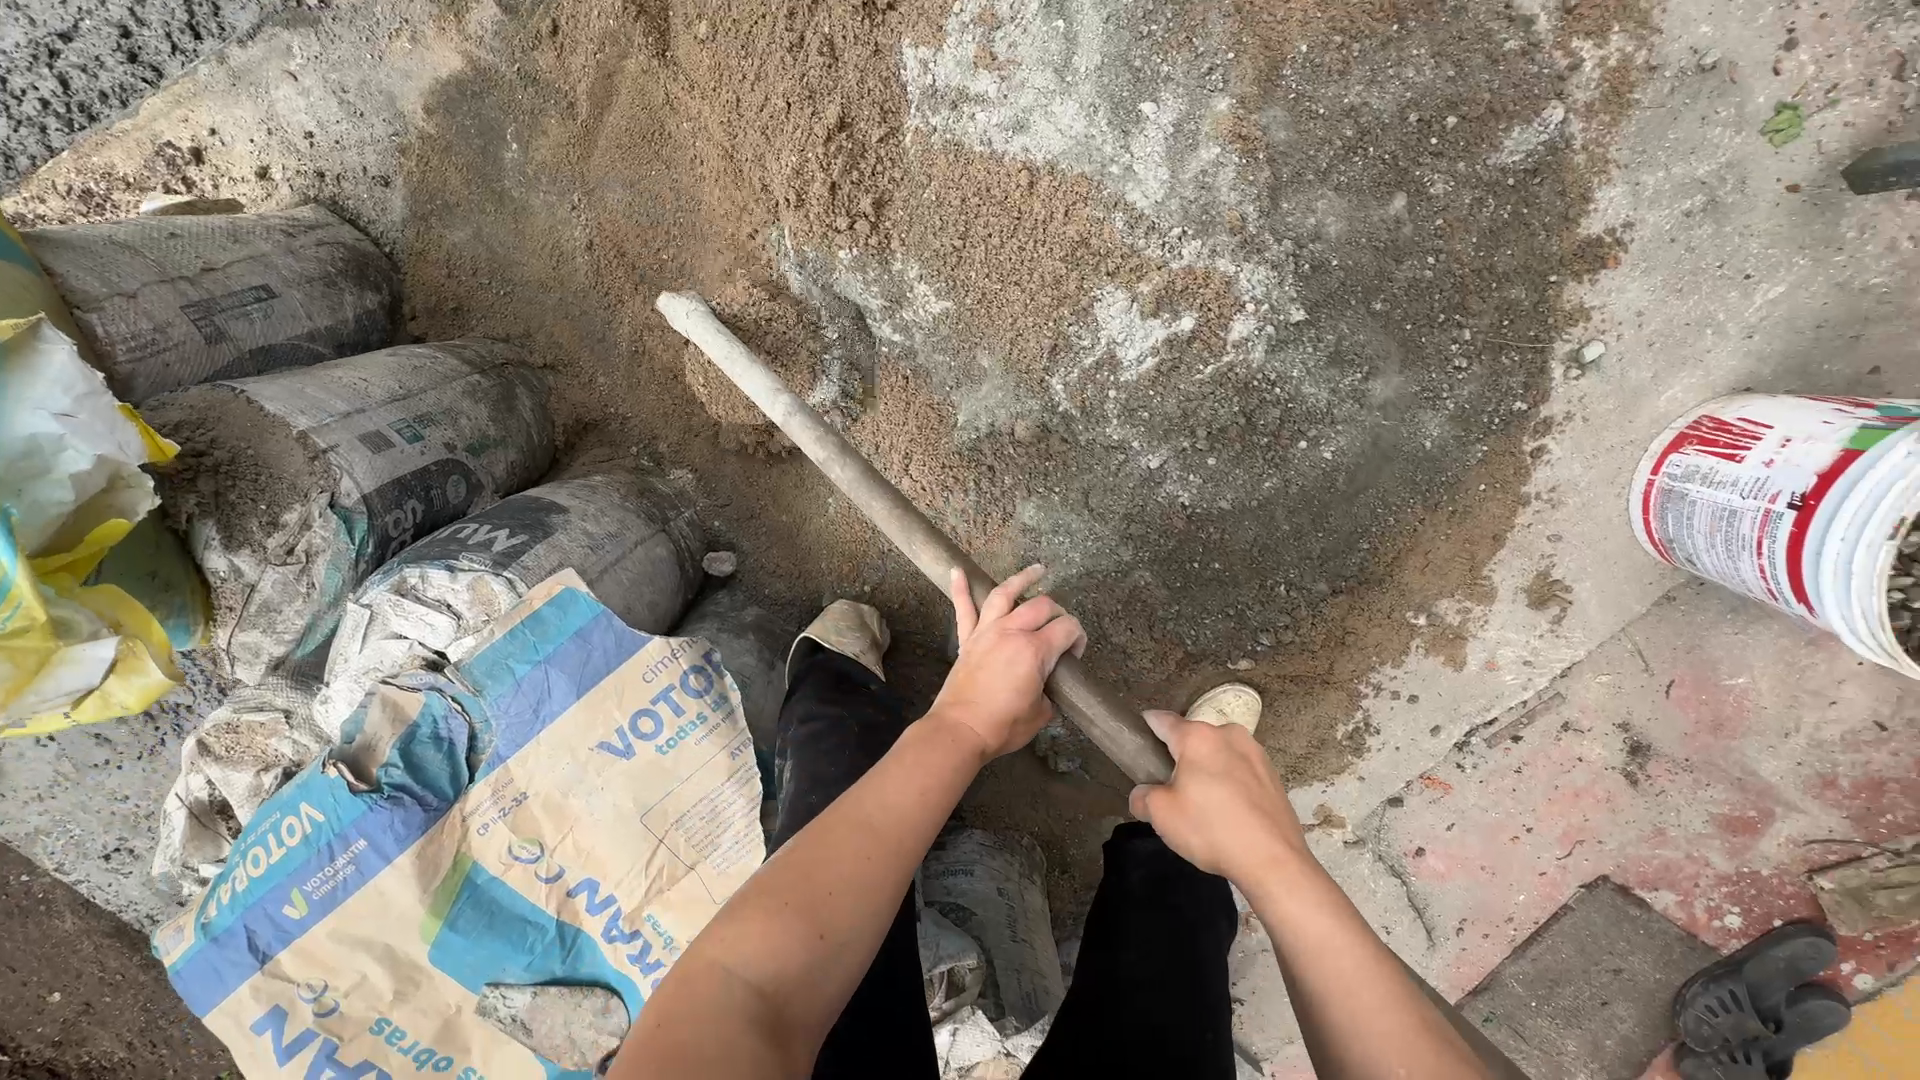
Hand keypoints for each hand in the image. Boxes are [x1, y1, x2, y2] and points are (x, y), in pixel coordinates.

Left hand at [925, 564, 1086, 762]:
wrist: (961, 729)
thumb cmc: (1003, 725)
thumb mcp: (1041, 713)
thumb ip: (1048, 691)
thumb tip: (1044, 684)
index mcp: (1035, 650)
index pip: (1067, 628)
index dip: (1079, 638)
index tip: (1075, 655)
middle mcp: (1012, 632)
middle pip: (1042, 606)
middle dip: (1059, 613)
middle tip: (1061, 628)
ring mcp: (987, 632)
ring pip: (1005, 594)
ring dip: (1022, 579)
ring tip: (1037, 571)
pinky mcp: (968, 640)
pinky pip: (963, 608)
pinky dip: (960, 588)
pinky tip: (957, 571)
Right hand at [1127, 710, 1309, 882]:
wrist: (1274, 861)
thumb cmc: (1211, 829)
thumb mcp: (1161, 815)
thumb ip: (1143, 797)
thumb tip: (1142, 795)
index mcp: (1198, 737)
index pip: (1163, 720)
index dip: (1146, 726)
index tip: (1139, 738)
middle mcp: (1229, 735)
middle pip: (1194, 738)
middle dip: (1181, 756)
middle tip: (1172, 786)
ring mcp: (1256, 753)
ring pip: (1220, 754)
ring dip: (1208, 769)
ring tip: (1204, 803)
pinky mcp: (1274, 775)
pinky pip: (1241, 771)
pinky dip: (1231, 783)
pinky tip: (1229, 812)